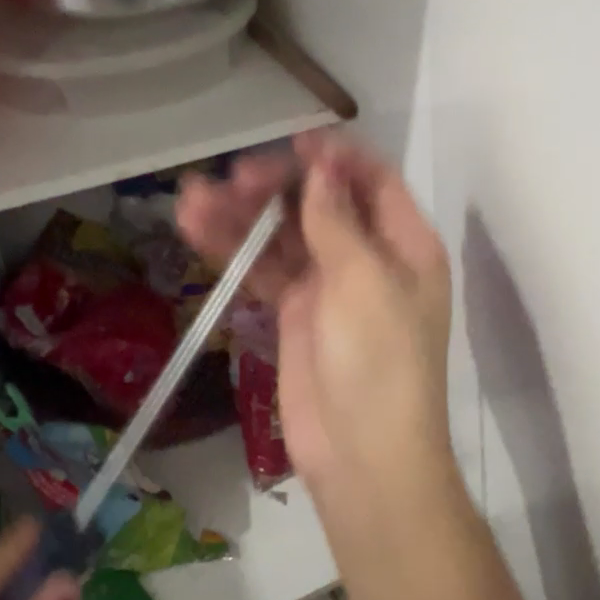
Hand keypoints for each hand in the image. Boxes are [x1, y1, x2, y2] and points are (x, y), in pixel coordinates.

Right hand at [178, 131, 452, 491]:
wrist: (364, 457)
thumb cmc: (379, 362)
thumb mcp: (364, 282)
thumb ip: (338, 220)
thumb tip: (323, 163)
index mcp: (407, 246)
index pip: (374, 182)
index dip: (335, 157)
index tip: (289, 141)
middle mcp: (372, 260)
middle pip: (323, 204)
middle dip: (280, 186)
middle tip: (235, 178)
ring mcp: (332, 289)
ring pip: (287, 237)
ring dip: (245, 216)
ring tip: (193, 197)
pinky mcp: (298, 317)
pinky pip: (266, 272)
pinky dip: (235, 252)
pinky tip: (196, 228)